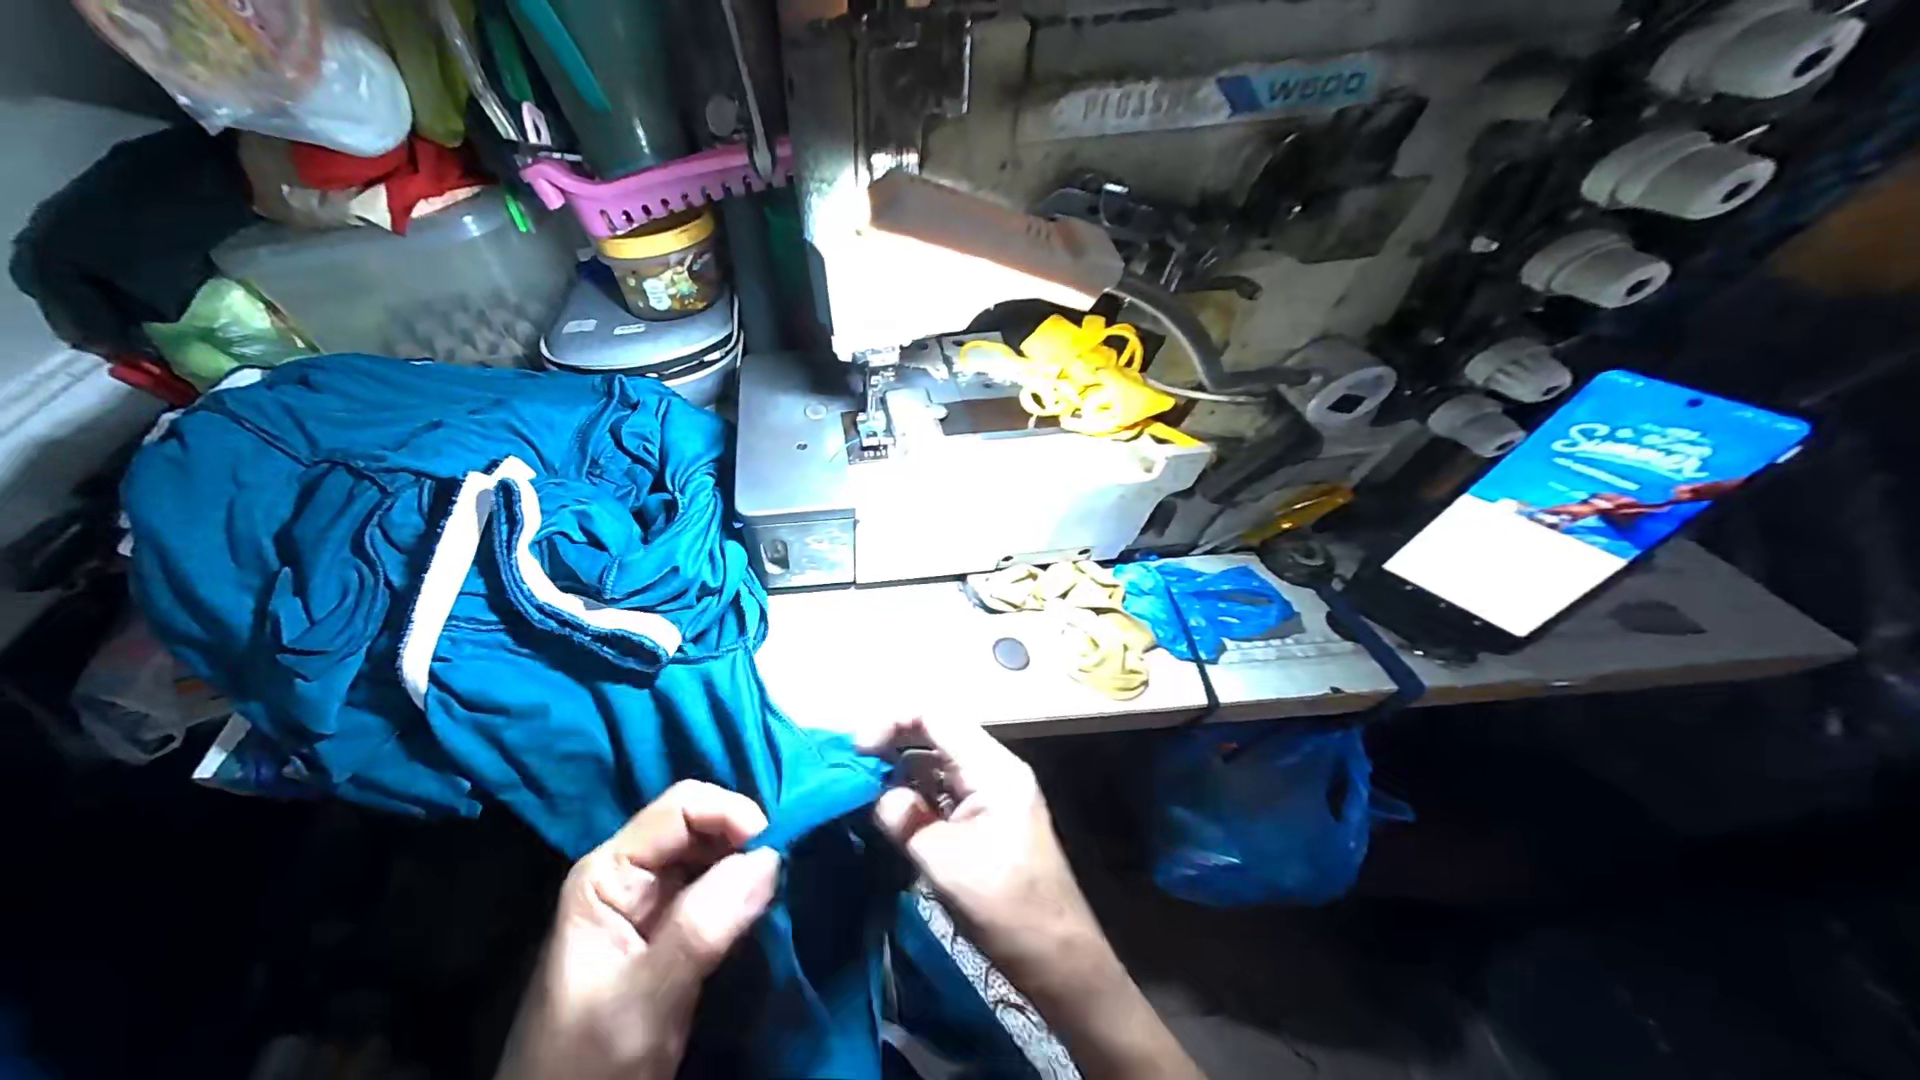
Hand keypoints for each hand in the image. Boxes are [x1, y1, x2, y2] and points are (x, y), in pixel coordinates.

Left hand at [495, 781, 780, 1079]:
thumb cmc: (587, 1064)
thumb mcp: (643, 999)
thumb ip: (703, 926)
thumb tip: (771, 858)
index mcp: (608, 873)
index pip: (682, 807)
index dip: (732, 815)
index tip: (775, 852)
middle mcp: (631, 872)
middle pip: (702, 823)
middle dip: (746, 841)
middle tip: (782, 876)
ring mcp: (652, 900)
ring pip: (715, 852)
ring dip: (750, 866)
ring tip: (777, 892)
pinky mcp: (674, 927)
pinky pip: (720, 886)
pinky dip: (747, 891)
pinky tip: (762, 910)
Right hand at [858, 716, 1205, 1079]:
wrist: (1057, 958)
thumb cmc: (1006, 906)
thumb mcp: (946, 862)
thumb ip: (905, 820)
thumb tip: (879, 796)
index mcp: (992, 768)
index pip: (936, 716)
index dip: (892, 722)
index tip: (858, 751)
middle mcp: (993, 771)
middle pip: (936, 736)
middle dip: (894, 747)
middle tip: (855, 773)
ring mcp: (992, 795)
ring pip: (938, 766)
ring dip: (902, 774)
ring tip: (865, 794)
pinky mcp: (986, 820)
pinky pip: (945, 793)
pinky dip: (917, 798)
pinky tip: (893, 815)